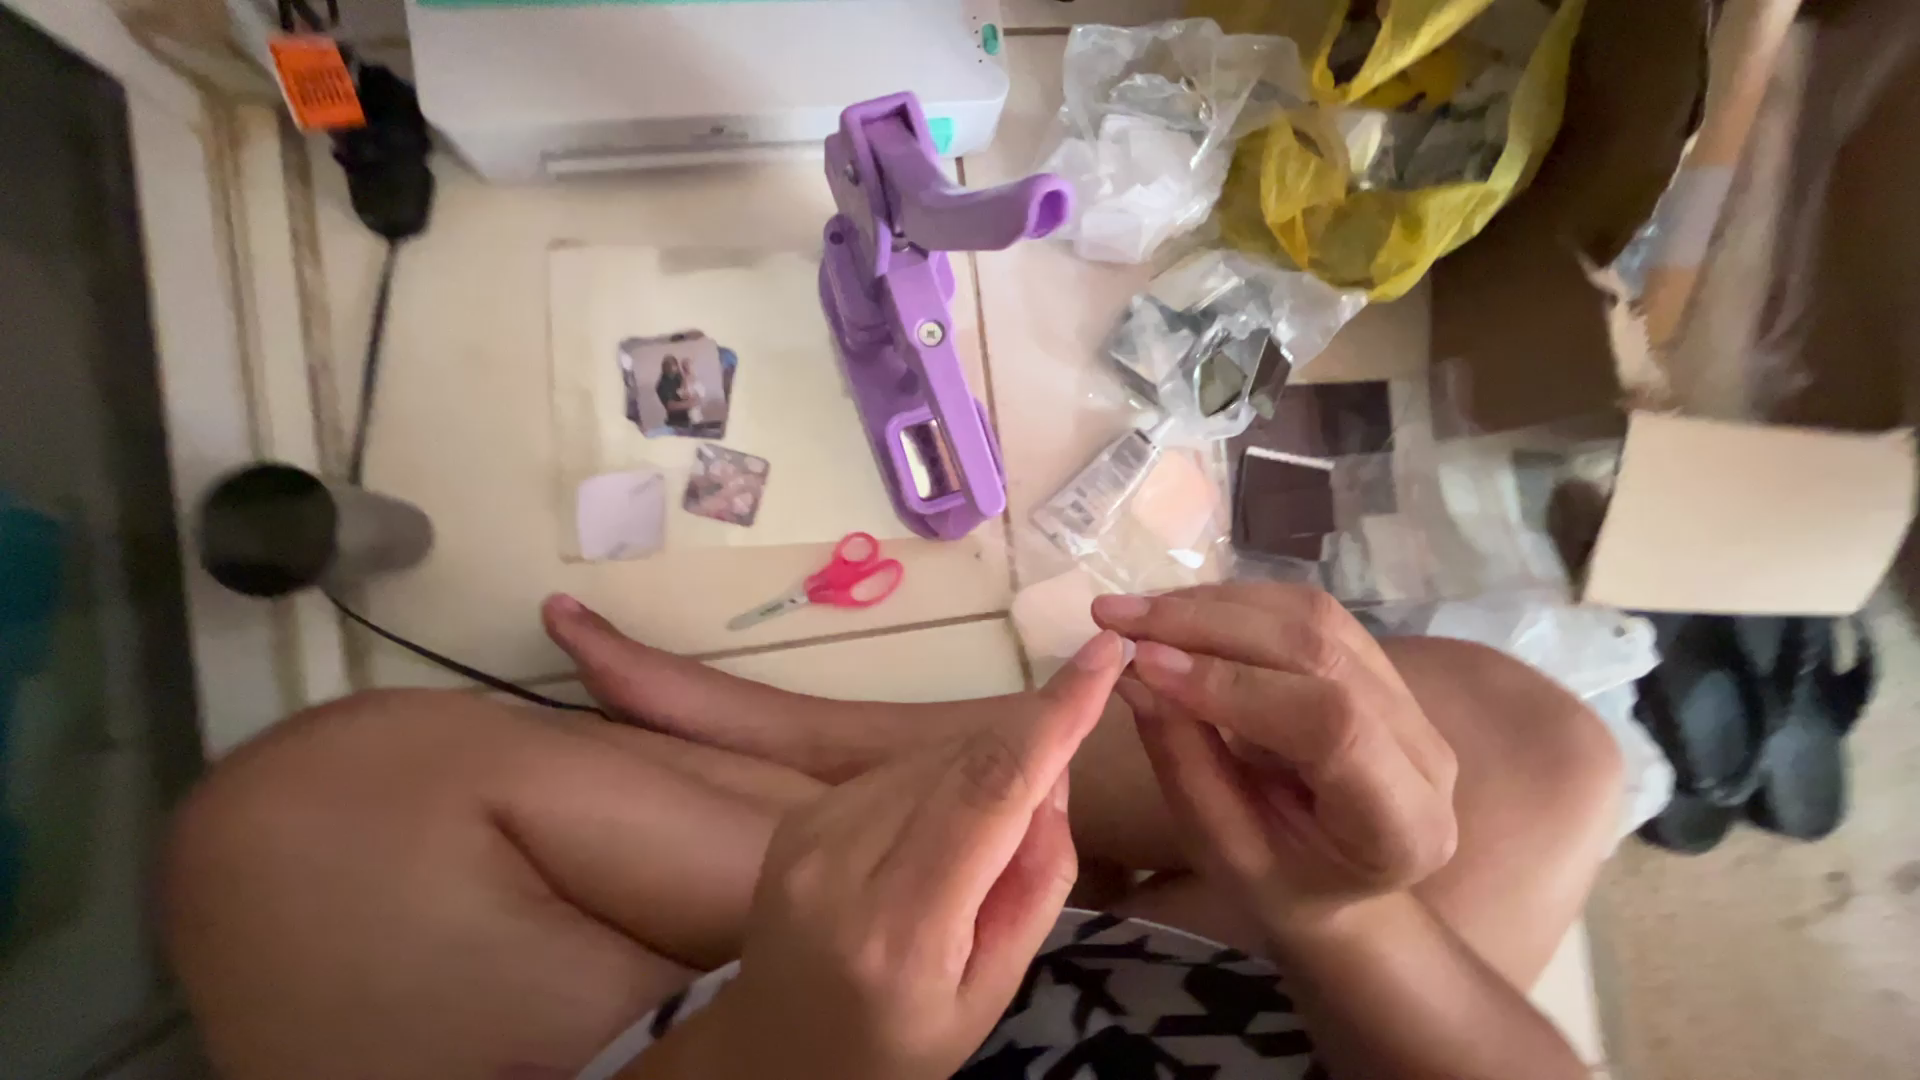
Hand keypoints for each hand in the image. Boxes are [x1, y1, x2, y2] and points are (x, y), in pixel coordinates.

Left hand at [691, 632, 1131, 1079]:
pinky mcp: (801, 813)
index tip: (1102, 654)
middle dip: (1028, 749)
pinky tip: (932, 836)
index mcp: (903, 926)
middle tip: (1048, 799)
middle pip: (965, 759)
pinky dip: (938, 783)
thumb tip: (1052, 772)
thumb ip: (1037, 878)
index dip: (1054, 715)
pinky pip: (898, 769)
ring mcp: (811, 829)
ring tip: (975, 847)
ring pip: (933, 756)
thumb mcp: (994, 988)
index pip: (992, 789)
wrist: (776, 1052)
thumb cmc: (901, 1041)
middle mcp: (843, 861)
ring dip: (980, 772)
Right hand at [1092, 585, 1458, 932]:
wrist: (1333, 877)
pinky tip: (1175, 610)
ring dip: (1211, 604)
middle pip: (1318, 649)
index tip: (1142, 662)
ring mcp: (1406, 695)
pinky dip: (1229, 602)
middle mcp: (1423, 747)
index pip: (1330, 723)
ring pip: (1310, 615)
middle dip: (1205, 624)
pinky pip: (1302, 609)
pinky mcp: (1375, 661)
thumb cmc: (1277, 879)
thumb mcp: (1219, 846)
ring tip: (1135, 611)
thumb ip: (1183, 757)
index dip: (1231, 683)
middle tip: (1116, 617)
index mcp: (1402, 822)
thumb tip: (1131, 668)